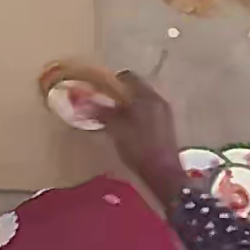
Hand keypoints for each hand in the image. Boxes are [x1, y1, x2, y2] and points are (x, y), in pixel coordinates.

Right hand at [91, 71, 184, 210]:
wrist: (162, 172)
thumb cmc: (137, 147)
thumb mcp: (115, 128)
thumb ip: (100, 111)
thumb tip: (83, 101)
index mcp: (146, 96)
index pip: (128, 77)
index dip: (111, 81)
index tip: (99, 90)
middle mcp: (158, 99)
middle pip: (135, 88)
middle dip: (119, 95)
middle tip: (104, 105)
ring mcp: (164, 112)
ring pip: (142, 101)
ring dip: (128, 105)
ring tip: (114, 118)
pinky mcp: (167, 125)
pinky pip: (149, 111)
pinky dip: (137, 114)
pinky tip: (128, 128)